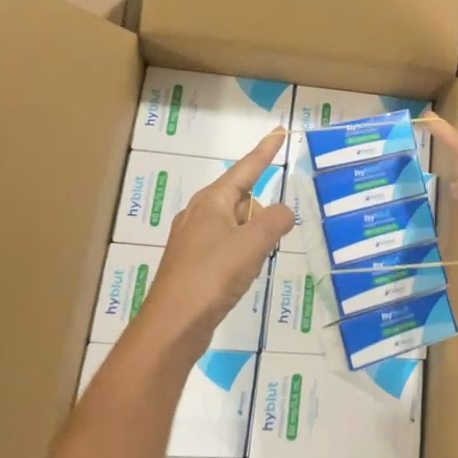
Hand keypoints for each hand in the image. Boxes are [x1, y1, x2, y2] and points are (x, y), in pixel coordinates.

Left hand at [140, 129, 294, 334]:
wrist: (173, 325)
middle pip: (240, 199)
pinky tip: (244, 275)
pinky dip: (241, 255)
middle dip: (261, 213)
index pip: (245, 168)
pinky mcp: (193, 266)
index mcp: (211, 202)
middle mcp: (199, 215)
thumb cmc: (212, 276)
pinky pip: (226, 248)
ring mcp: (193, 241)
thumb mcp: (253, 243)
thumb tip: (283, 213)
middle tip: (272, 234)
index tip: (279, 133)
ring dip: (252, 237)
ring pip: (234, 226)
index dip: (265, 151)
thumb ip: (275, 221)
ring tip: (258, 260)